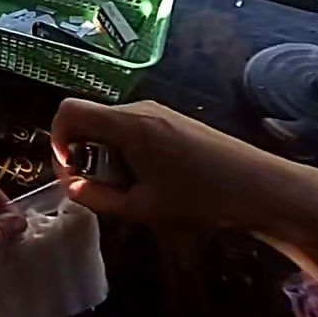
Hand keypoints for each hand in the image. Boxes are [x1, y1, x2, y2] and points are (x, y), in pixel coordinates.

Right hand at [51, 99, 317, 233]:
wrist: (261, 187)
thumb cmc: (200, 199)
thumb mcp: (142, 207)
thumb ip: (97, 197)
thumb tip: (71, 186)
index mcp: (127, 124)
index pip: (69, 111)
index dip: (56, 138)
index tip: (69, 171)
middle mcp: (138, 109)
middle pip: (88, 118)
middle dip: (81, 152)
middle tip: (98, 188)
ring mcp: (156, 111)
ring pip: (108, 125)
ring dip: (103, 154)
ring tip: (127, 188)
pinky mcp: (170, 120)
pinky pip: (130, 128)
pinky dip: (123, 150)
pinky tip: (147, 179)